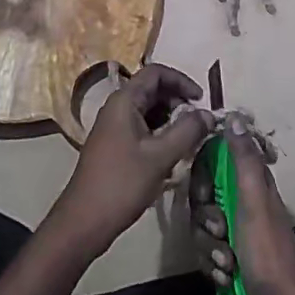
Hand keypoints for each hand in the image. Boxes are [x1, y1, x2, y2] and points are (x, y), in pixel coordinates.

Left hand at [45, 64, 213, 259]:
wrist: (83, 222)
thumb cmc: (122, 184)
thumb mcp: (161, 156)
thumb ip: (188, 131)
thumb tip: (210, 114)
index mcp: (124, 101)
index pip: (156, 72)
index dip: (182, 80)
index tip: (201, 100)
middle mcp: (117, 107)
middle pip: (153, 90)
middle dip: (179, 102)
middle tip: (199, 123)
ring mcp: (114, 127)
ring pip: (149, 111)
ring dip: (171, 119)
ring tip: (190, 139)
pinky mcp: (115, 145)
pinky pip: (143, 128)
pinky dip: (161, 134)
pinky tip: (173, 154)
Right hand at [190, 114, 294, 294]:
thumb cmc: (268, 252)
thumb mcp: (254, 201)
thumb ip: (243, 160)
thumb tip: (233, 116)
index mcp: (252, 183)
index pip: (214, 161)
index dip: (203, 173)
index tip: (203, 192)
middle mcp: (242, 202)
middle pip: (202, 195)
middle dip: (205, 218)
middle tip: (219, 232)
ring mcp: (234, 232)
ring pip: (201, 227)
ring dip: (210, 248)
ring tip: (228, 264)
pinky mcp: (227, 258)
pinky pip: (204, 252)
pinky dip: (212, 266)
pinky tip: (226, 278)